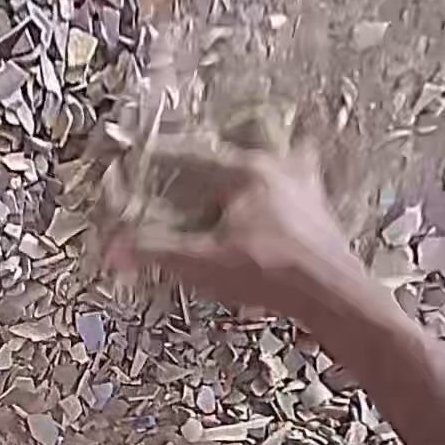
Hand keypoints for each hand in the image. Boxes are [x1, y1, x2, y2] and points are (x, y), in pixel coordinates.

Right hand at [111, 143, 395, 326]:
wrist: (328, 294)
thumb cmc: (270, 273)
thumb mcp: (202, 264)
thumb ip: (157, 253)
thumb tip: (115, 252)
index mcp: (246, 174)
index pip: (192, 156)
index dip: (161, 156)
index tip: (142, 155)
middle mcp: (279, 169)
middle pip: (234, 151)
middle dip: (211, 156)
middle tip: (191, 161)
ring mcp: (303, 187)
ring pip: (272, 160)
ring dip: (251, 164)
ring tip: (238, 171)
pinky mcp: (316, 210)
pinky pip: (295, 184)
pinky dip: (282, 185)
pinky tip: (277, 198)